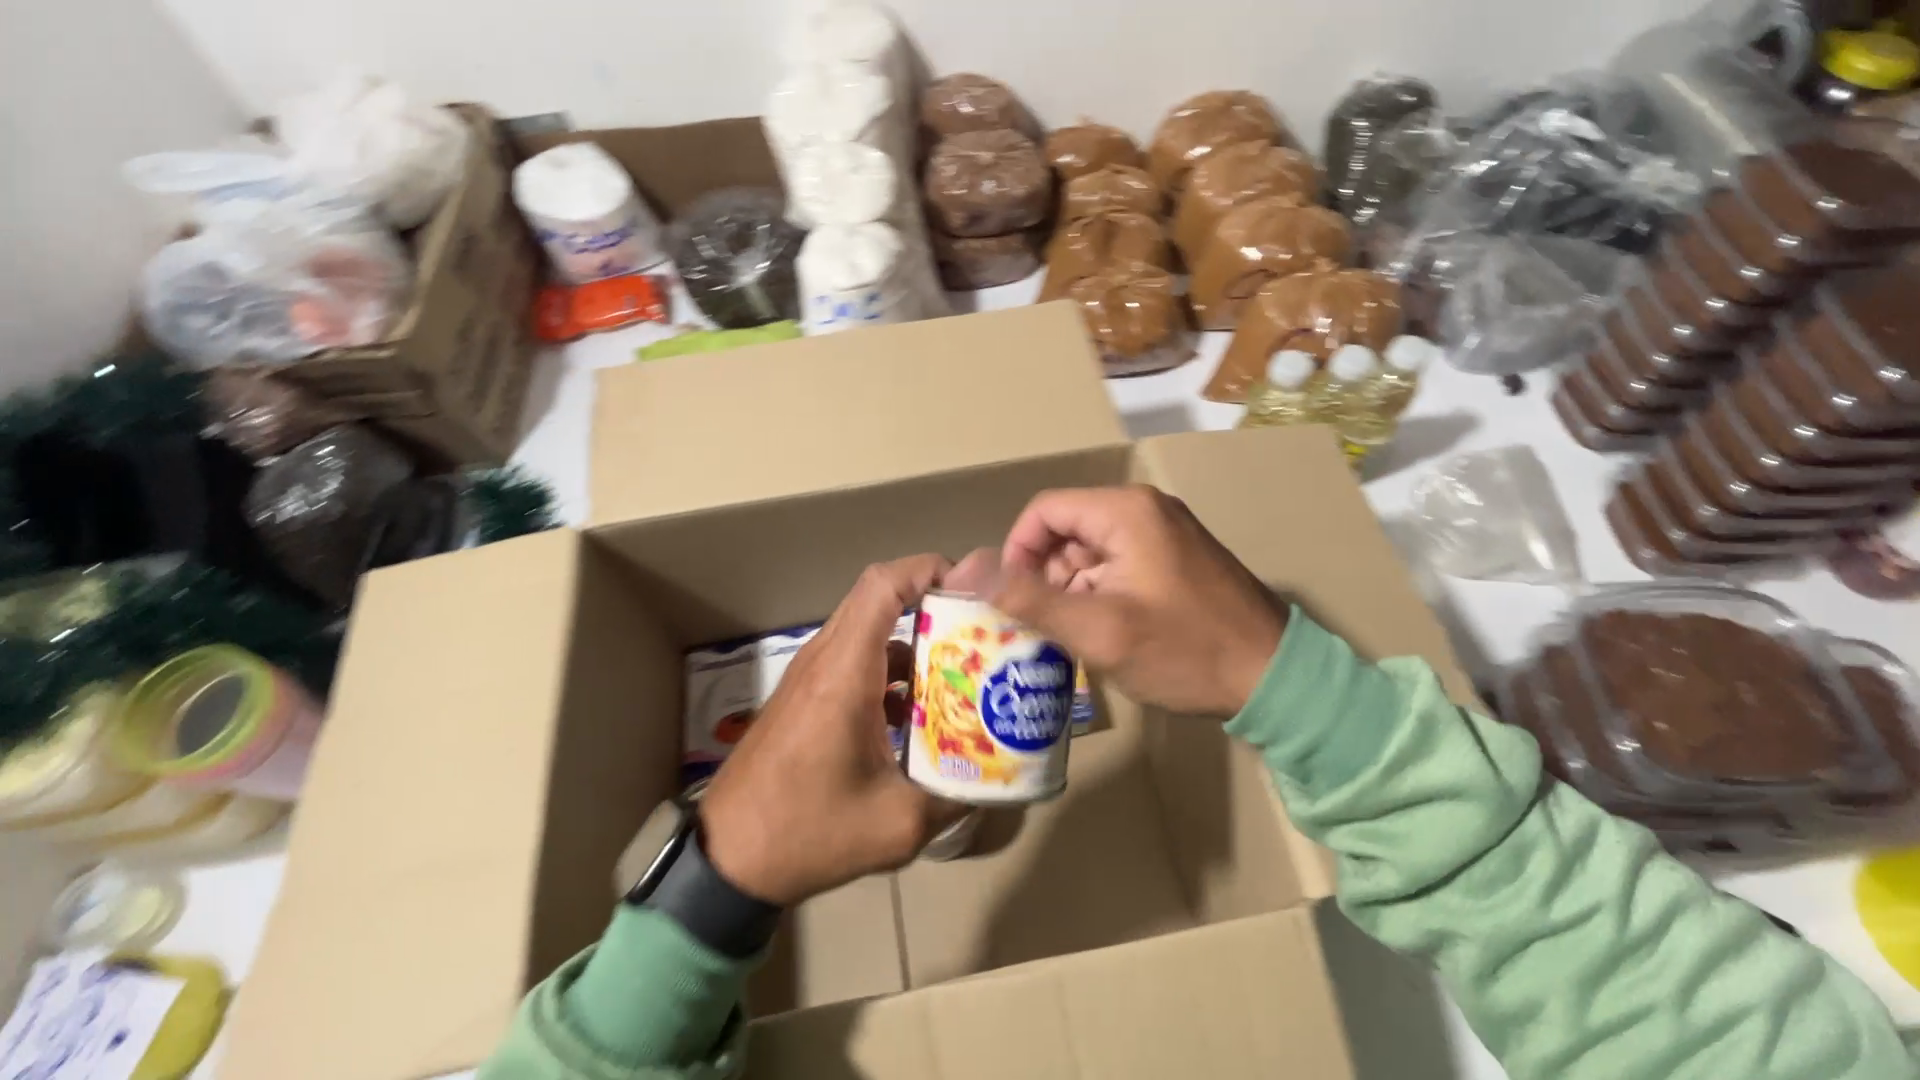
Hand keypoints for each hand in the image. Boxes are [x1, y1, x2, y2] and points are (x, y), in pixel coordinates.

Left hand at [700, 555, 967, 906]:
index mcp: (844, 673)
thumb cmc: (809, 831)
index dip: (929, 571)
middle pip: (880, 601)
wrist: (727, 857)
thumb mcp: (898, 824)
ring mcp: (811, 678)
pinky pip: (855, 662)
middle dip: (934, 607)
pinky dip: (891, 673)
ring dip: (914, 645)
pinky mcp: (806, 698)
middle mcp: (824, 661)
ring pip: (870, 634)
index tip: (974, 593)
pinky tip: (918, 719)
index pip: (883, 585)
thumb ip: (954, 796)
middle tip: (981, 636)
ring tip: (960, 678)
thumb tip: (994, 778)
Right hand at [989, 485, 1285, 716]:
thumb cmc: (1184, 651)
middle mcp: (1144, 510)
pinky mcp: (1176, 560)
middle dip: (1046, 578)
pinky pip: (1118, 566)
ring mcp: (1165, 534)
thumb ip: (1029, 598)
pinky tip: (1106, 636)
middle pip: (1066, 531)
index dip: (1016, 553)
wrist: (1274, 678)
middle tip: (1046, 628)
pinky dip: (1100, 596)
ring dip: (1072, 592)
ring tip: (1078, 638)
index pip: (1044, 511)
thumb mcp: (1098, 630)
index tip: (1011, 601)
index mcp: (1125, 511)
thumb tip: (965, 570)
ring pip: (1090, 552)